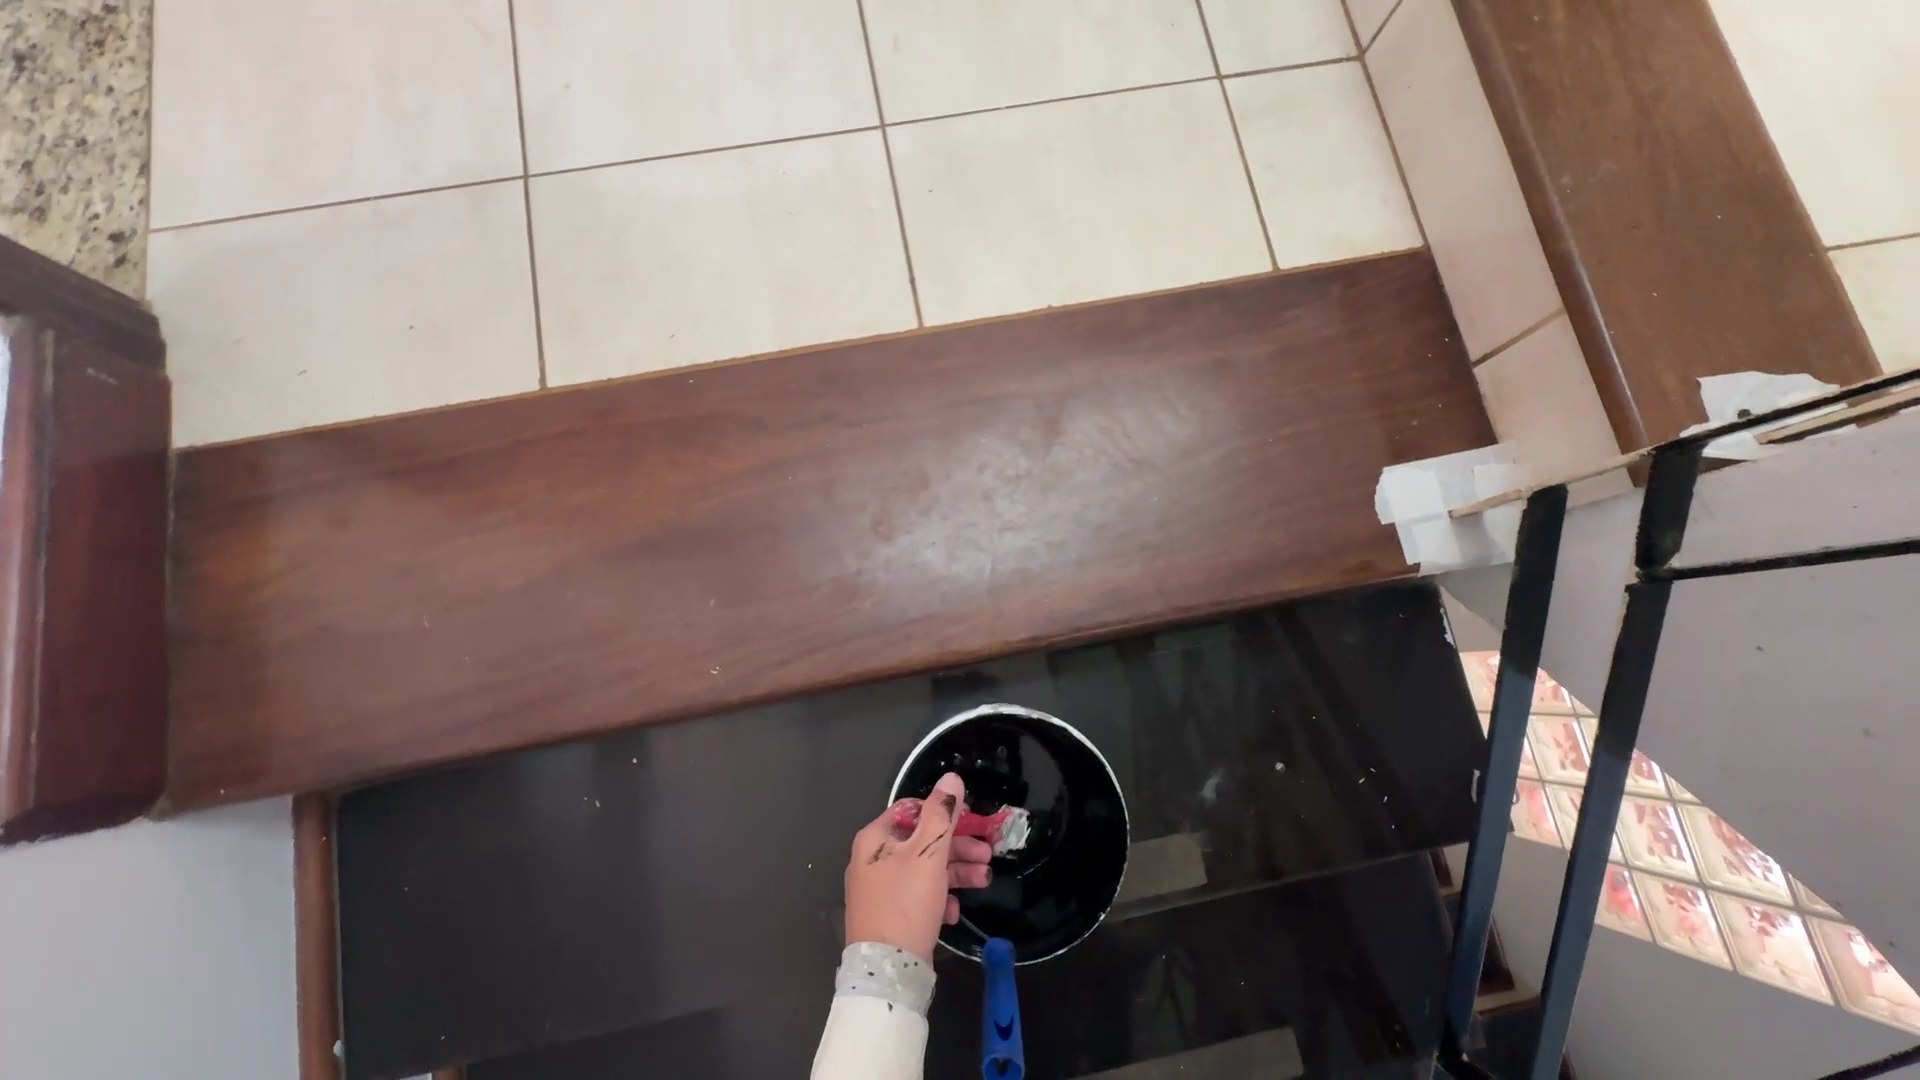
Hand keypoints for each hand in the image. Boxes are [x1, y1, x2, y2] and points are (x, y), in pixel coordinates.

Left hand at [844, 772, 993, 960]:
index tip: (973, 821)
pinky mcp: (889, 915)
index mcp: (876, 838)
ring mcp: (879, 889)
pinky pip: (918, 896)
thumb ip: (942, 814)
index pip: (913, 810)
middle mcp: (873, 859)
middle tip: (987, 853)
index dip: (945, 812)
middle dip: (958, 846)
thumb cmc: (906, 902)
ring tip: (983, 879)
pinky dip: (939, 897)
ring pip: (924, 869)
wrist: (886, 971)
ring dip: (956, 871)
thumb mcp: (928, 853)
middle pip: (922, 840)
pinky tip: (953, 911)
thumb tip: (951, 778)